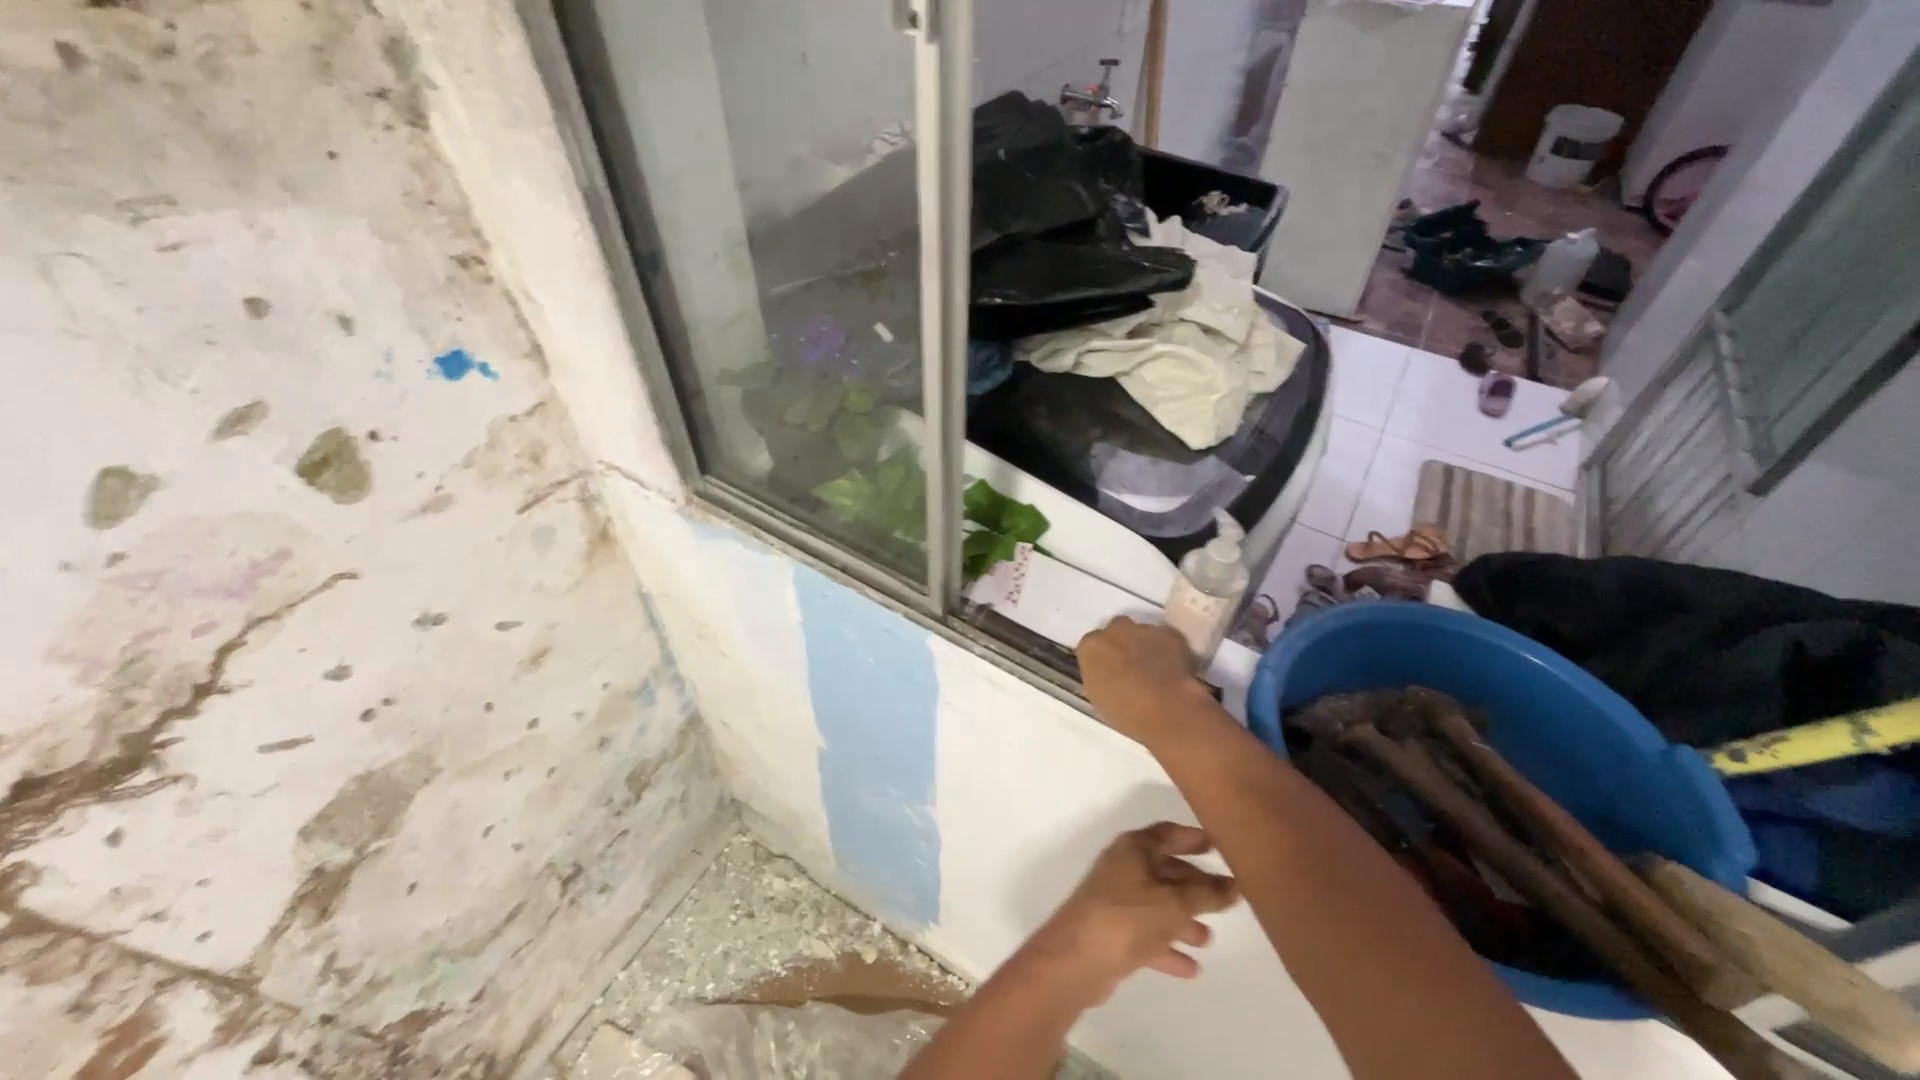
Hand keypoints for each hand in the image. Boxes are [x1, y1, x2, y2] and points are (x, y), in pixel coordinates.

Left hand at [1017, 823, 1239, 1007]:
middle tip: (1226, 899)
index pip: (1167, 834)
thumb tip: (1234, 885)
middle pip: (1165, 872)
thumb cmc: (1128, 917)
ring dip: (1182, 921)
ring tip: (1208, 939)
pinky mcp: (1111, 934)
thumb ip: (1208, 894)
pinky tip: (1191, 968)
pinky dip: (1167, 948)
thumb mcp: (1176, 903)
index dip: (1192, 838)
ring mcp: (1114, 902)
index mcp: (1134, 849)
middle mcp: (1123, 869)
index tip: (1218, 846)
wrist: (1077, 959)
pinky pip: (1146, 937)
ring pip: (1156, 906)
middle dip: (1194, 886)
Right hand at [1076, 616, 1215, 746]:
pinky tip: (1170, 667)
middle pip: (1115, 629)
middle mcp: (1115, 630)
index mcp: (1091, 646)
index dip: (1100, 657)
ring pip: (1141, 632)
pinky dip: (1165, 648)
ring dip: (1143, 645)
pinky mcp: (1171, 634)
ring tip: (1152, 668)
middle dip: (1121, 643)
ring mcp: (1145, 629)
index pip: (1090, 644)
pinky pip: (1164, 638)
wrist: (1166, 709)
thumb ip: (1097, 675)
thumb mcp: (1097, 697)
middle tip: (1128, 665)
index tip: (1106, 670)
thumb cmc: (1125, 711)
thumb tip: (1105, 672)